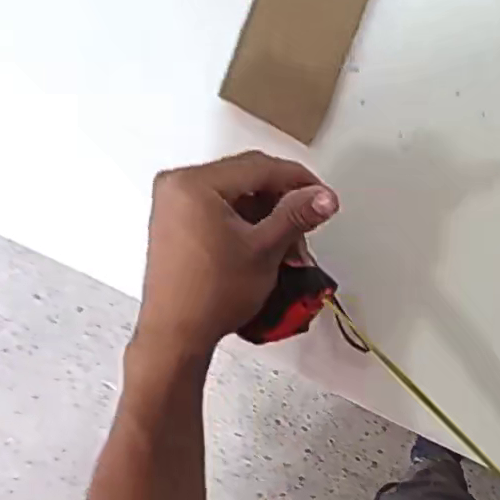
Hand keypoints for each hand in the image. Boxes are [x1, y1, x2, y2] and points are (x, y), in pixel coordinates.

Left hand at [132, 151, 339, 363]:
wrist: (178, 331)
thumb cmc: (211, 294)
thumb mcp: (265, 249)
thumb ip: (296, 216)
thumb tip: (324, 197)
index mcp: (194, 183)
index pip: (259, 167)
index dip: (299, 180)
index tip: (323, 196)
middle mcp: (178, 186)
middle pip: (247, 179)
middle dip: (284, 203)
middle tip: (309, 224)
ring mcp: (175, 206)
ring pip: (237, 197)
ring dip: (269, 218)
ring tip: (290, 248)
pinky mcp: (178, 225)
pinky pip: (221, 211)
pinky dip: (249, 226)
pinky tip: (268, 248)